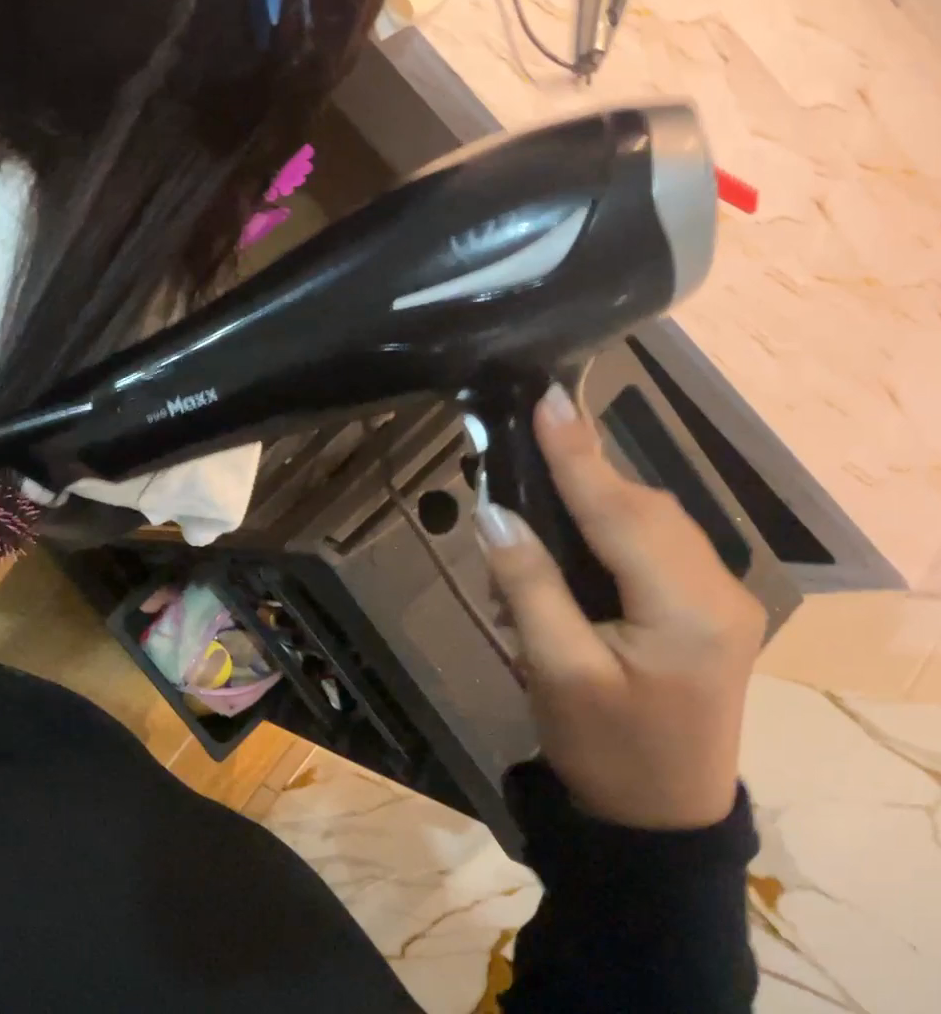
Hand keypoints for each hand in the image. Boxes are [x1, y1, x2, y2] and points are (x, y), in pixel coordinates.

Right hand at [477, 385, 765, 829]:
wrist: (657, 813)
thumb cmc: (603, 746)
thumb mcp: (555, 670)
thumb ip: (528, 586)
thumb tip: (495, 515)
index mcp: (688, 609)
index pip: (623, 513)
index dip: (579, 455)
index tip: (547, 399)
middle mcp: (717, 591)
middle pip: (644, 508)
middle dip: (583, 472)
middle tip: (520, 438)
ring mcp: (717, 601)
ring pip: (649, 523)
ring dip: (590, 501)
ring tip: (530, 490)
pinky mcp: (702, 611)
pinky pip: (649, 549)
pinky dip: (602, 532)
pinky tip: (561, 543)